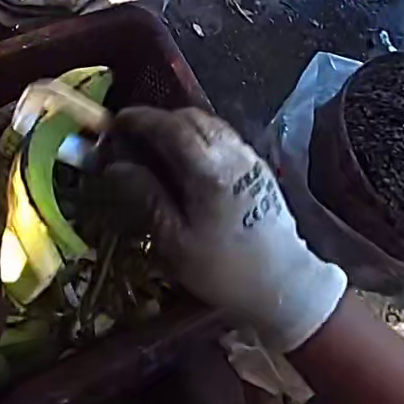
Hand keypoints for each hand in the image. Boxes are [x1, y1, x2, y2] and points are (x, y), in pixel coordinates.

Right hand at [101, 107, 345, 351]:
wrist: (287, 286)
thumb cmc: (226, 269)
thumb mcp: (176, 242)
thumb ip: (147, 197)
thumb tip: (116, 167)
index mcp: (210, 171)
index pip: (171, 127)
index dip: (141, 119)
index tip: (117, 122)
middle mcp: (231, 154)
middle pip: (190, 117)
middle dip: (158, 119)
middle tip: (132, 135)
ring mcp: (248, 157)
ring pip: (208, 123)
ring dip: (178, 124)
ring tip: (155, 144)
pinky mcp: (257, 165)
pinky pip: (221, 135)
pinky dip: (197, 134)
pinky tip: (184, 156)